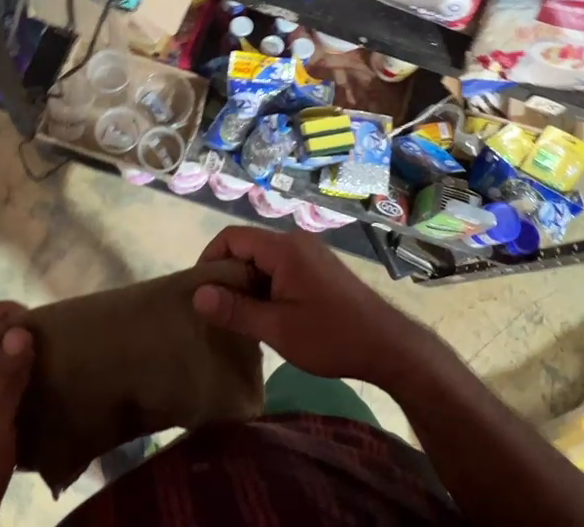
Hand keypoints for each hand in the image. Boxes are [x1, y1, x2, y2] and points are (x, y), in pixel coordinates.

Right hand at [191, 226, 447, 388]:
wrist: (386, 344)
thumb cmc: (330, 336)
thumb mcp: (277, 328)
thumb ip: (235, 310)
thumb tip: (197, 295)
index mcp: (284, 248)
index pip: (232, 238)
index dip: (209, 260)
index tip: (198, 293)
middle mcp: (296, 242)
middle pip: (247, 247)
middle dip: (227, 275)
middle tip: (214, 311)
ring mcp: (310, 254)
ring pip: (263, 260)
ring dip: (247, 284)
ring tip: (237, 318)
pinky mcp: (318, 269)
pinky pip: (280, 268)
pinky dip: (265, 286)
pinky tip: (265, 316)